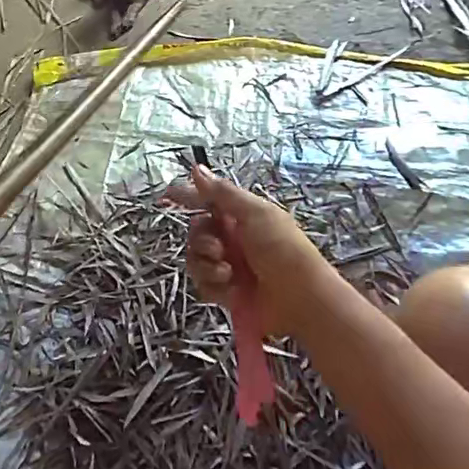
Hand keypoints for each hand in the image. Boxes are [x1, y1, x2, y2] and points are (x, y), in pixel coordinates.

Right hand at [176, 165, 334, 338]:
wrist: (300, 300)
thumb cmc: (282, 248)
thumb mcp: (255, 213)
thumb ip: (223, 193)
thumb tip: (197, 169)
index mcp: (242, 216)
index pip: (210, 200)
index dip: (190, 196)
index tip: (168, 193)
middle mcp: (233, 238)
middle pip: (197, 231)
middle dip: (202, 239)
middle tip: (217, 247)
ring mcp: (229, 265)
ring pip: (196, 258)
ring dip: (207, 263)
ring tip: (227, 271)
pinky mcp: (226, 292)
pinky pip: (202, 283)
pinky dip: (213, 285)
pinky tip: (230, 288)